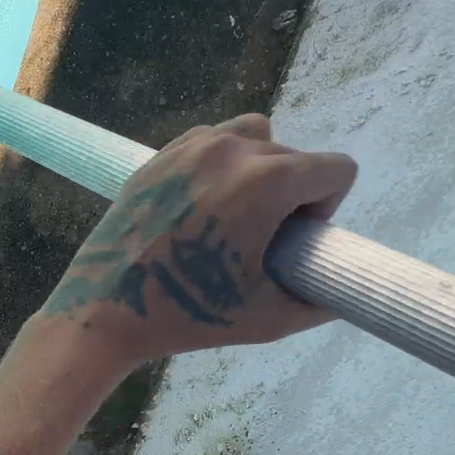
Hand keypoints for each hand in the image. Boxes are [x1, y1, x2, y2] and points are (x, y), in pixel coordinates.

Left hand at [40, 114, 357, 362]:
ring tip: (228, 216)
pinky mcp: (154, 161)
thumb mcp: (269, 318)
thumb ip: (324, 300)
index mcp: (268, 180)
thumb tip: (352, 291)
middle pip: (293, 155)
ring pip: (252, 136)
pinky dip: (214, 164)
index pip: (336, 170)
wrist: (102, 315)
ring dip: (254, 168)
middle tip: (248, 240)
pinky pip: (206, 142)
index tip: (289, 241)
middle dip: (286, 194)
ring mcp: (187, 151)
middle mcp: (230, 151)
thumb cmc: (185, 318)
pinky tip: (198, 205)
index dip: (323, 209)